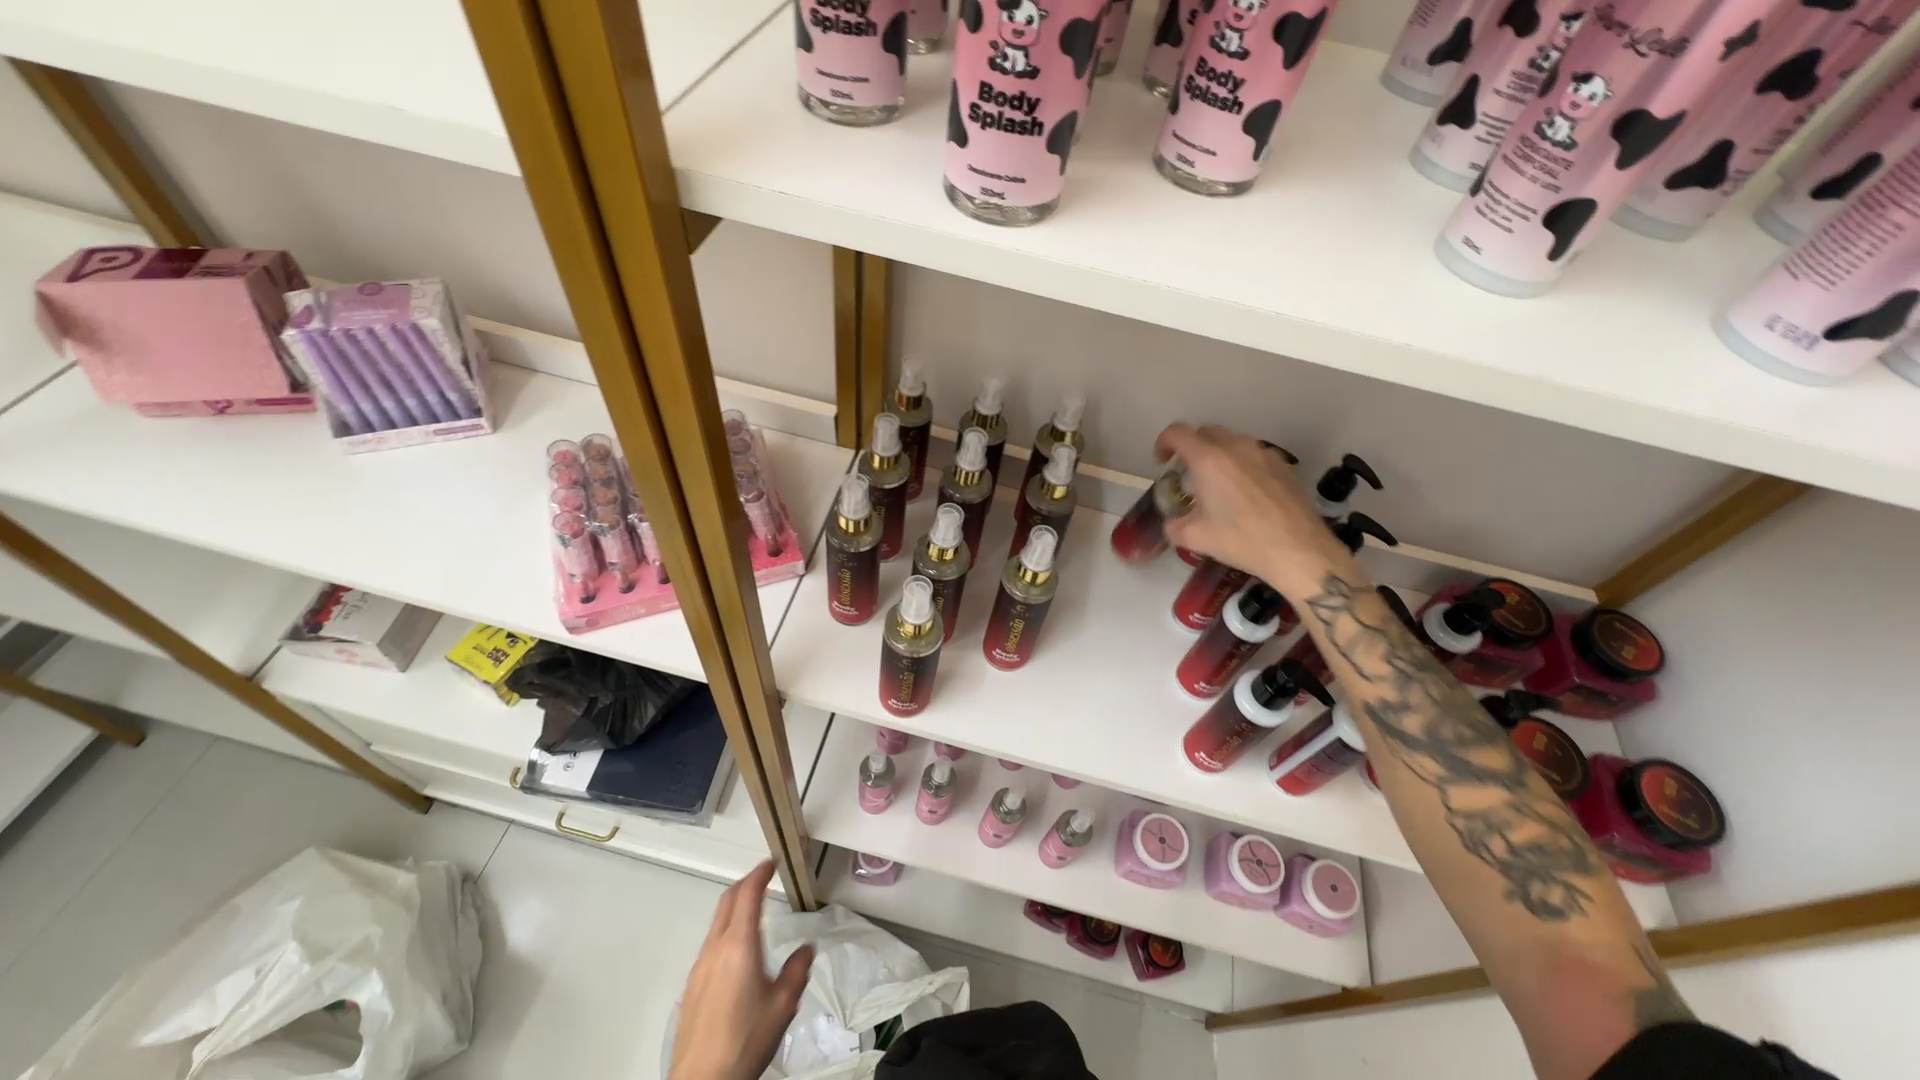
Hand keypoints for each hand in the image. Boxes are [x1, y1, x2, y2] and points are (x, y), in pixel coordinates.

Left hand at [671, 861, 814, 1079]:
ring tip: (754, 913)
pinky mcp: (692, 986)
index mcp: (739, 947)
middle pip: (726, 903)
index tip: (771, 863)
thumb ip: (797, 971)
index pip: (747, 896)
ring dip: (734, 909)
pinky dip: (726, 932)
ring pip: (716, 924)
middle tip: (763, 879)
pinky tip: (739, 953)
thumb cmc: (746, 1040)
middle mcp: (715, 949)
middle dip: (744, 885)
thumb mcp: (783, 1006)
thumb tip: (806, 949)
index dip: (759, 874)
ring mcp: (699, 967)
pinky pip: (710, 945)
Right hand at [1154, 423, 1356, 598]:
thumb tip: (1173, 522)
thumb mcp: (1195, 538)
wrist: (1297, 549)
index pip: (1178, 433)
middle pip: (1207, 432)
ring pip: (1234, 442)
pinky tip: (1248, 493)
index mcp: (1209, 460)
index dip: (1164, 442)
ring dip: (1220, 455)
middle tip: (1189, 473)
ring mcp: (1264, 453)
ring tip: (1220, 484)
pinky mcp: (1284, 465)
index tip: (1163, 461)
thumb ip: (1174, 525)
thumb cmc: (1241, 540)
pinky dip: (1244, 465)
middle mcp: (1236, 447)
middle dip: (1192, 447)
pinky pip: (1256, 456)